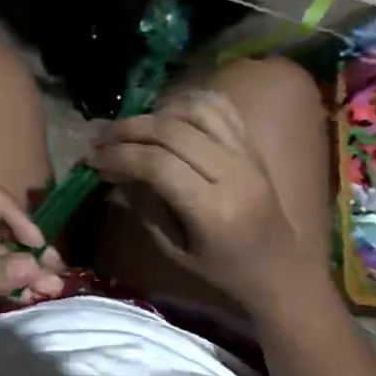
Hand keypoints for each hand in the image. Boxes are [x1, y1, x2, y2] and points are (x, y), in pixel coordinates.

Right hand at [90, 90, 311, 311]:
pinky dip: (190, 103)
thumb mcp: (175, 252)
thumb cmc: (223, 273)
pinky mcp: (253, 147)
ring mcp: (247, 155)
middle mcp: (233, 173)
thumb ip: (143, 208)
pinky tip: (167, 114)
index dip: (120, 155)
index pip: (157, 164)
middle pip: (173, 131)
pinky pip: (221, 109)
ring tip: (132, 127)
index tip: (93, 159)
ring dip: (157, 112)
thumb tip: (111, 173)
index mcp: (213, 209)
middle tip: (101, 138)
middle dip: (129, 130)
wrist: (282, 271)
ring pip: (197, 111)